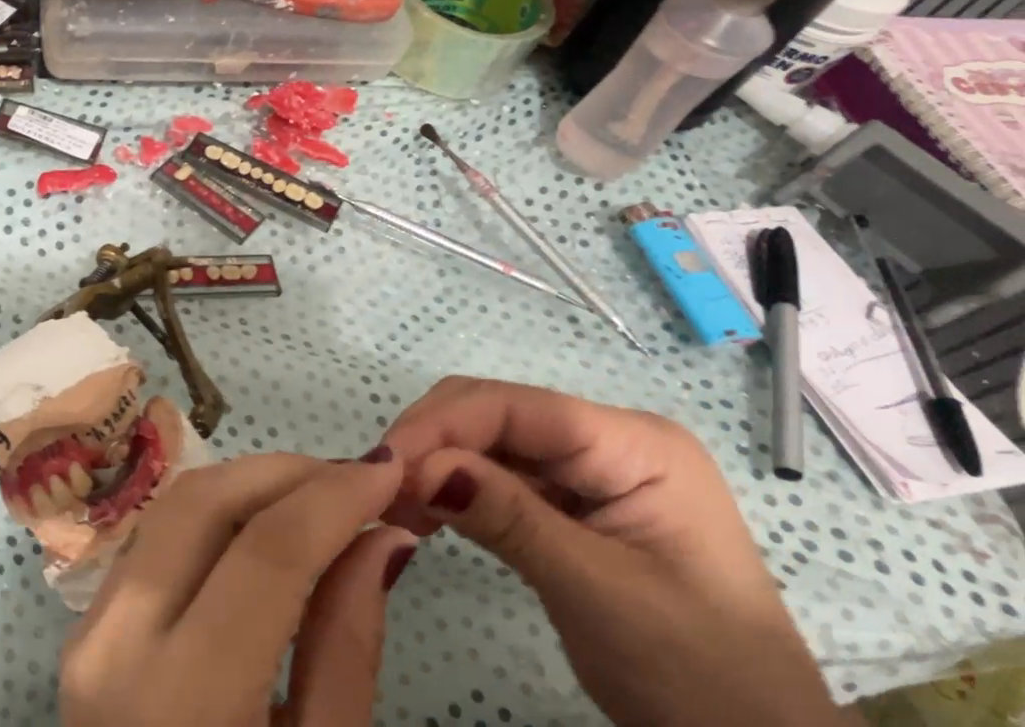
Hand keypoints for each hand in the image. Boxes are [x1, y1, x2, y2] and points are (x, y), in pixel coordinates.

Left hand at [60, 453, 418, 725]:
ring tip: (322, 498)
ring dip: (248, 486)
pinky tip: (266, 531)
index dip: (335, 497)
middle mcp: (116, 641)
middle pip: (201, 504)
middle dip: (286, 473)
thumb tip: (382, 537)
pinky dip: (213, 519)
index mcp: (181, 694)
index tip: (392, 469)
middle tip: (358, 480)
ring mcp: (87, 630)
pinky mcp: (84, 629)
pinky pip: (152, 544)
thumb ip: (345, 644)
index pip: (265, 552)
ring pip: (169, 511)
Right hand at [382, 377, 856, 726]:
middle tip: (381, 495)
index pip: (514, 406)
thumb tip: (413, 466)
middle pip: (494, 414)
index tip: (382, 470)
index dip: (440, 425)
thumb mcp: (597, 591)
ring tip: (394, 512)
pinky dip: (455, 494)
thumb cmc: (697, 671)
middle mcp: (609, 441)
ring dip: (435, 469)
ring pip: (488, 445)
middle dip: (431, 443)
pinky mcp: (572, 506)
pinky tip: (424, 519)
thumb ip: (507, 517)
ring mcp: (591, 474)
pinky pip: (498, 480)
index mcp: (635, 444)